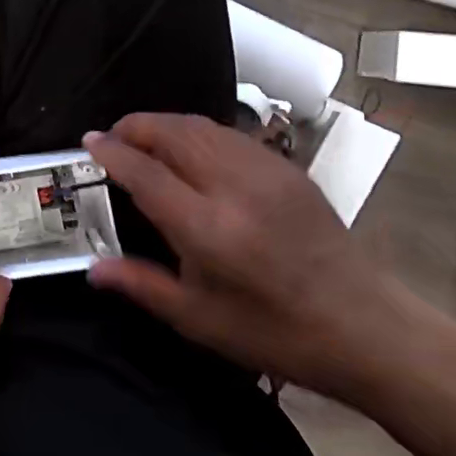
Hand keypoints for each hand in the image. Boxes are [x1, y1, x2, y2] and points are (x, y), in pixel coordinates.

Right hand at [83, 114, 403, 396]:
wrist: (366, 326)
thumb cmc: (275, 331)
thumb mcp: (200, 320)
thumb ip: (141, 286)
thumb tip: (93, 268)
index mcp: (209, 229)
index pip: (147, 173)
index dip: (113, 152)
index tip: (89, 141)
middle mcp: (235, 187)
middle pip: (174, 132)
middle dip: (136, 126)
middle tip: (111, 138)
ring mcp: (266, 171)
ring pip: (202, 125)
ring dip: (165, 124)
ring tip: (143, 138)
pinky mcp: (287, 168)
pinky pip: (229, 133)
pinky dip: (197, 130)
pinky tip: (189, 149)